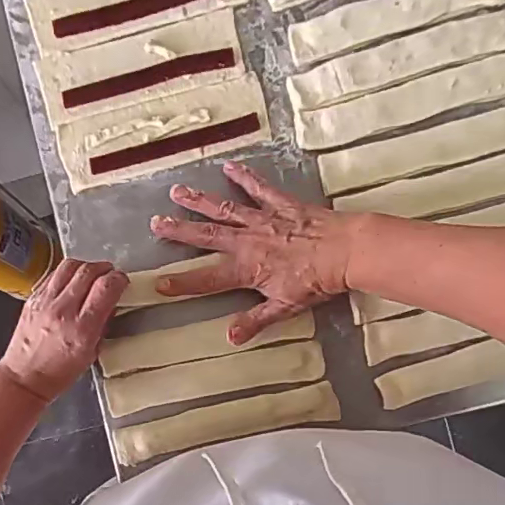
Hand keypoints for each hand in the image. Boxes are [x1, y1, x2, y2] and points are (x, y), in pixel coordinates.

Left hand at [0, 258, 126, 402]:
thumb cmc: (57, 373)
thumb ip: (102, 325)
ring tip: (91, 274)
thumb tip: (110, 303)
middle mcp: (63, 311)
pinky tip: (71, 281)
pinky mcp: (32, 299)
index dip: (119, 279)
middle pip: (88, 271)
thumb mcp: (91, 353)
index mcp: (82, 329)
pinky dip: (66, 273)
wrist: (25, 378)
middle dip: (104, 269)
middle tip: (109, 275)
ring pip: (69, 266)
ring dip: (85, 266)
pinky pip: (53, 275)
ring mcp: (45, 303)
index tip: (122, 282)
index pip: (106, 288)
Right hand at [150, 160, 373, 343]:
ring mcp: (262, 221)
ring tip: (177, 191)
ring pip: (224, 209)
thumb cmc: (317, 282)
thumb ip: (255, 320)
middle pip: (206, 236)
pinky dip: (244, 177)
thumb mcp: (284, 307)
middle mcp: (247, 242)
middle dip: (179, 230)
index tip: (158, 284)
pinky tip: (228, 167)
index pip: (207, 280)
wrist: (348, 251)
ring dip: (199, 200)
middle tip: (155, 222)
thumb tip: (230, 337)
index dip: (181, 284)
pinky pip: (259, 189)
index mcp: (246, 269)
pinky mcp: (281, 205)